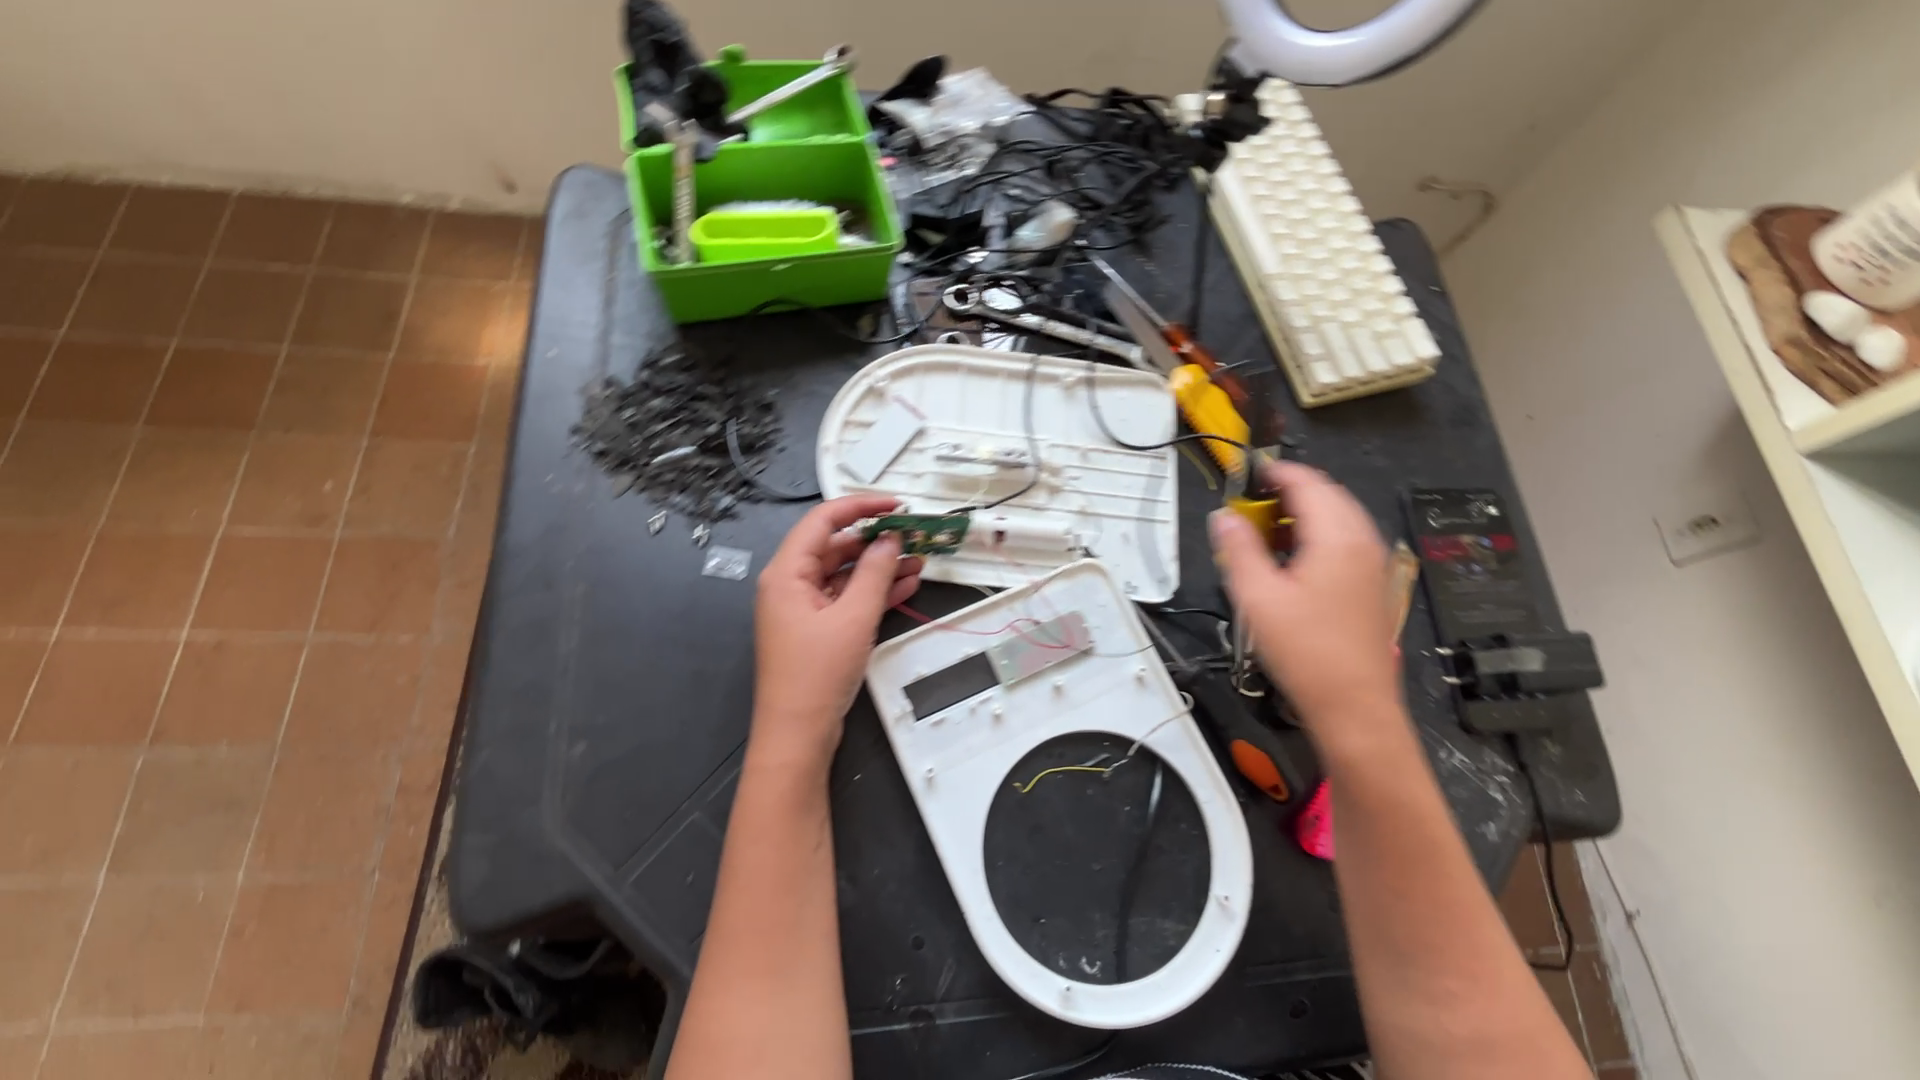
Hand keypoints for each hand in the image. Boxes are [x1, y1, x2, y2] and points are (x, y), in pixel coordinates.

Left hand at [753, 496, 924, 763]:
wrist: (797, 735)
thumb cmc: (816, 674)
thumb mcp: (853, 618)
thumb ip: (874, 573)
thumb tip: (890, 541)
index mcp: (787, 572)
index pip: (824, 520)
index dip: (861, 506)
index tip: (896, 505)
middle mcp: (791, 584)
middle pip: (835, 546)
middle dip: (876, 540)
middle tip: (914, 536)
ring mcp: (804, 608)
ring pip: (844, 573)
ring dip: (880, 566)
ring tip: (919, 561)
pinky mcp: (817, 629)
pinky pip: (847, 598)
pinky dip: (874, 591)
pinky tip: (906, 585)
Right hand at [1210, 462, 1398, 735]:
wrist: (1354, 705)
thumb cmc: (1305, 652)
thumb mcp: (1257, 597)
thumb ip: (1238, 549)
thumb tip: (1224, 517)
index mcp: (1337, 537)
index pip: (1307, 482)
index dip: (1274, 473)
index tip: (1245, 476)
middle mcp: (1363, 541)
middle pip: (1326, 495)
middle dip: (1287, 493)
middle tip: (1249, 507)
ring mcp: (1373, 563)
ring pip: (1337, 518)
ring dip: (1300, 516)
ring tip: (1263, 533)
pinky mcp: (1372, 584)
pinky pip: (1344, 541)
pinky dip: (1316, 537)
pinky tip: (1290, 561)